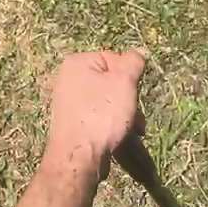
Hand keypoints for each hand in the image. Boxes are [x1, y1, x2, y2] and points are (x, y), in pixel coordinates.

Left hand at [42, 49, 146, 179]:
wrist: (79, 156)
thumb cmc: (102, 114)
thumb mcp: (123, 82)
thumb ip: (133, 62)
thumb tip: (139, 50)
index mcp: (77, 63)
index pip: (112, 59)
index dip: (128, 77)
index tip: (133, 93)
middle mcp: (68, 79)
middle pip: (110, 83)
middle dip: (128, 101)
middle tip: (137, 118)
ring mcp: (68, 102)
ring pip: (106, 103)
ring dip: (124, 116)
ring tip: (134, 133)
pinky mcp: (72, 123)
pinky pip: (97, 118)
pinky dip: (111, 127)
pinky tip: (121, 141)